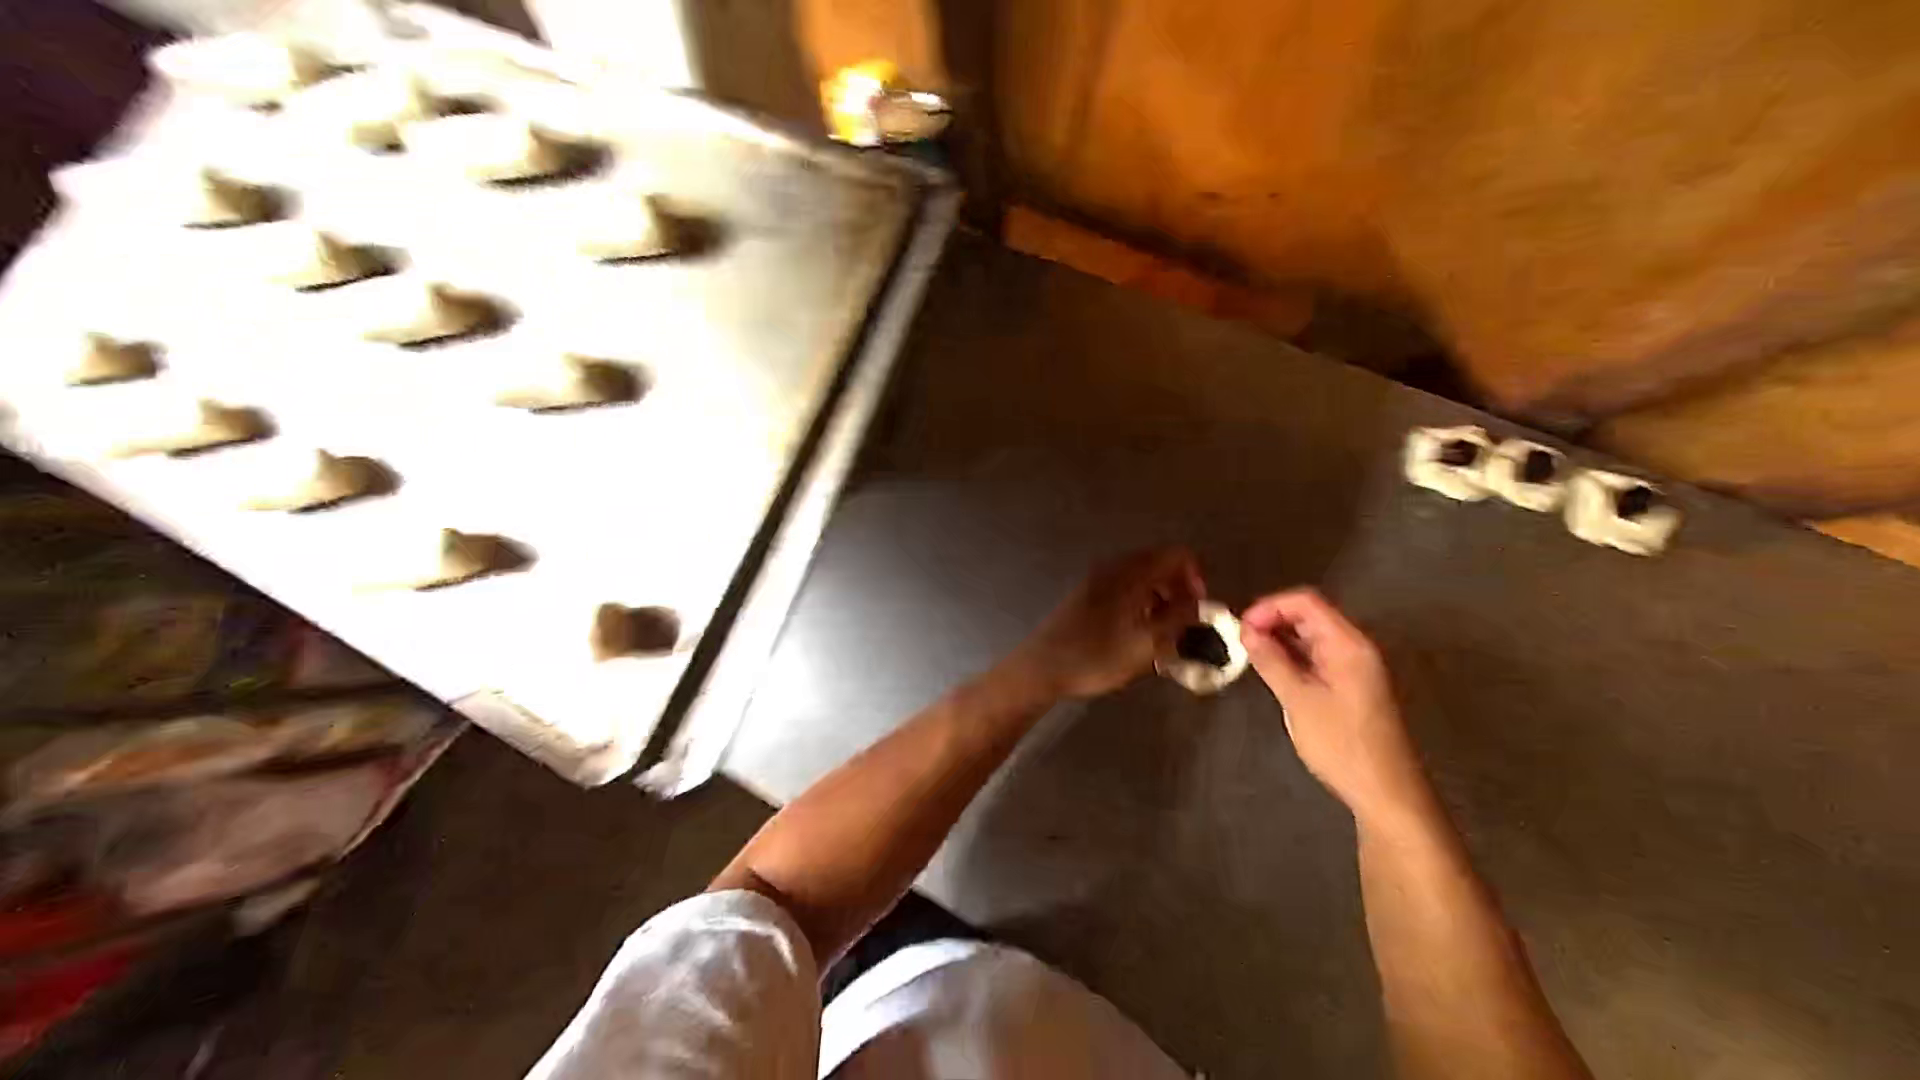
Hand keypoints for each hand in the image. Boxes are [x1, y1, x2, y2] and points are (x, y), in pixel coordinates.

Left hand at [1003, 547, 1205, 699]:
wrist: (1041, 668)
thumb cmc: (1095, 657)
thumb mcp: (1146, 644)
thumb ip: (1179, 620)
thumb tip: (1203, 606)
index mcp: (1130, 573)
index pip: (1177, 554)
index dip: (1196, 578)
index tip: (1199, 610)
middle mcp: (1113, 568)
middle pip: (1160, 564)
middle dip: (1180, 591)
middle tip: (1185, 624)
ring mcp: (1096, 580)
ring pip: (1141, 579)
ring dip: (1160, 600)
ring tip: (1164, 634)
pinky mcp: (1086, 595)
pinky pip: (1123, 589)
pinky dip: (1140, 605)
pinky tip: (1138, 634)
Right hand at [1239, 588, 1436, 829]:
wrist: (1385, 792)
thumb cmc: (1341, 744)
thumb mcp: (1299, 700)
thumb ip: (1271, 660)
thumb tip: (1246, 630)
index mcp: (1348, 645)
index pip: (1306, 603)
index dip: (1269, 607)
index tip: (1240, 626)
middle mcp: (1354, 648)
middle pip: (1309, 615)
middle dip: (1272, 620)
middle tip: (1240, 640)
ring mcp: (1354, 667)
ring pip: (1311, 636)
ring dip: (1279, 638)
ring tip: (1249, 653)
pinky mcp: (1350, 685)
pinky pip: (1316, 656)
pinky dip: (1291, 655)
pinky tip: (1271, 669)